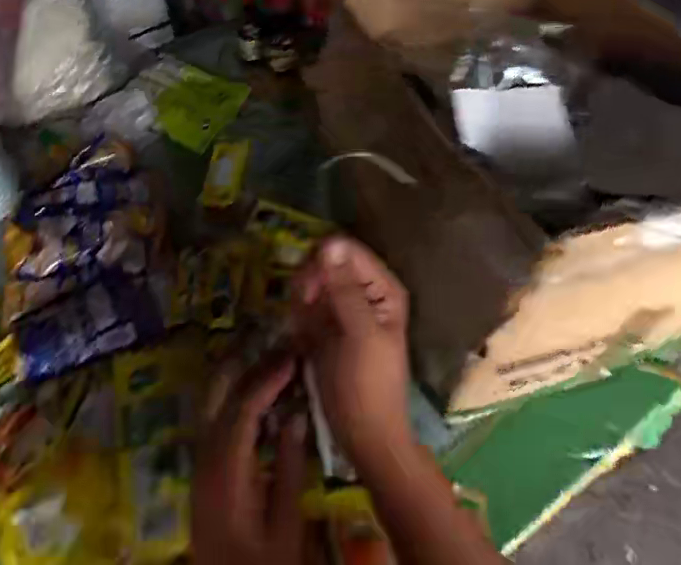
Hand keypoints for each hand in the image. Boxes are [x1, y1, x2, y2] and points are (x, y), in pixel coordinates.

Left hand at [193, 355, 309, 564]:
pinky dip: (238, 400)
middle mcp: (205, 461)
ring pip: (215, 405)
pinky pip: (217, 421)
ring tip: (278, 362)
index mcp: (225, 473)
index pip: (243, 407)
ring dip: (243, 379)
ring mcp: (200, 467)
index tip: (295, 357)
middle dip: (252, 367)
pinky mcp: (204, 474)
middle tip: (286, 348)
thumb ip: (290, 469)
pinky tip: (263, 397)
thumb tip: (297, 416)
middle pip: (222, 397)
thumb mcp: (285, 528)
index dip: (268, 377)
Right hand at [293, 237, 411, 462]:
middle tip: (303, 313)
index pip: (345, 251)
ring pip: (310, 285)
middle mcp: (363, 292)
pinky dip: (298, 321)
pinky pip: (304, 308)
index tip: (307, 290)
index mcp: (382, 287)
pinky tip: (303, 341)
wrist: (365, 437)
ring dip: (300, 305)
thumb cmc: (370, 386)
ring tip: (306, 333)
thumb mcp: (360, 334)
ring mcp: (343, 310)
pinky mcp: (325, 328)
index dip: (322, 263)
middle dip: (308, 285)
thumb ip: (345, 289)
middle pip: (324, 264)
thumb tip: (329, 243)